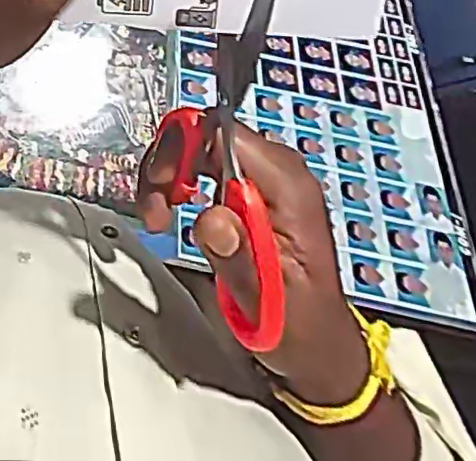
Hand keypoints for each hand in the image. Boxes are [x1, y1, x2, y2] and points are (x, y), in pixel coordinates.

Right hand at [140, 122, 368, 404]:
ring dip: (167, 173)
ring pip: (195, 141)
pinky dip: (176, 178)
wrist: (319, 344)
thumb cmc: (303, 327)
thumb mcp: (268, 300)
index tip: (166, 193)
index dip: (181, 152)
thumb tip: (213, 218)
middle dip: (168, 163)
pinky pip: (201, 158)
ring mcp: (262, 173)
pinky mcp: (247, 182)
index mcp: (287, 185)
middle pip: (202, 131)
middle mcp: (277, 168)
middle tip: (156, 208)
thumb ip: (238, 257)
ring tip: (160, 213)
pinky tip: (173, 206)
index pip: (218, 131)